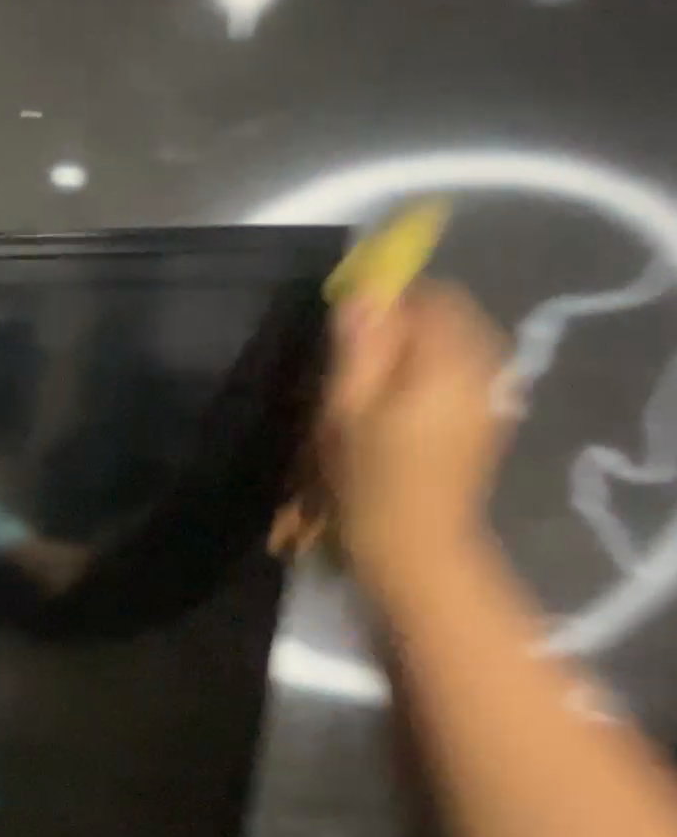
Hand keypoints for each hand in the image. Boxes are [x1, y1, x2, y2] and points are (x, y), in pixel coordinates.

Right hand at [321, 280, 510, 589]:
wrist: (412, 543)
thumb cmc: (366, 478)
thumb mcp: (345, 410)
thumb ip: (359, 348)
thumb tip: (363, 293)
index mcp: (449, 363)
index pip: (432, 297)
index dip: (389, 295)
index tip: (346, 317)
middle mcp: (484, 368)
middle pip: (449, 316)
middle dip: (401, 321)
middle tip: (348, 353)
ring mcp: (492, 393)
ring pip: (454, 342)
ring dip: (412, 345)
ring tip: (364, 378)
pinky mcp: (486, 415)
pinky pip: (460, 368)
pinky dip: (426, 367)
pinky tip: (392, 400)